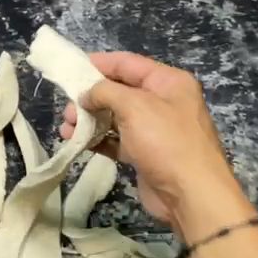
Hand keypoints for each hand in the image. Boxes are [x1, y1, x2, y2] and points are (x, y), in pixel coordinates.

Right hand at [60, 51, 254, 240]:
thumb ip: (104, 91)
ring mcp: (153, 129)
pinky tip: (76, 141)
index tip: (69, 68)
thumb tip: (86, 94)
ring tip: (67, 128)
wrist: (190, 194)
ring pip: (114, 116)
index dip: (98, 63)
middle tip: (68, 109)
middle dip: (89, 97)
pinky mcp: (144, 153)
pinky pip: (115, 139)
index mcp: (167, 82)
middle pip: (118, 91)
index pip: (127, 63)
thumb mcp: (134, 106)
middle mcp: (162, 101)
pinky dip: (96, 138)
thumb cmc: (166, 142)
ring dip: (88, 120)